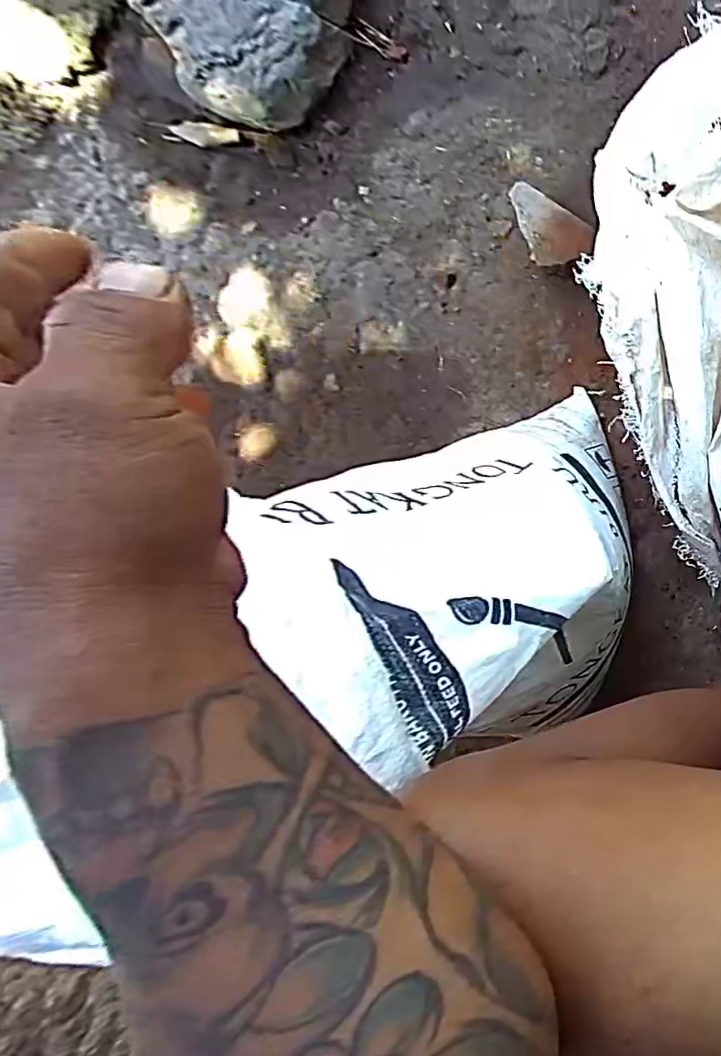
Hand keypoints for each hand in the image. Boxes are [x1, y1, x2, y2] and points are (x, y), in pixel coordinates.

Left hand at [0, 228, 244, 720]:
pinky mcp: (78, 503)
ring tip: (173, 361)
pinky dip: (146, 421)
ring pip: (69, 397)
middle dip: (81, 320)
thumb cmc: (93, 513)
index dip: (32, 264)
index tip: (82, 250)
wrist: (120, 624)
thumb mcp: (111, 405)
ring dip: (123, 374)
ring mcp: (28, 469)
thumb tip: (143, 280)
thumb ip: (119, 331)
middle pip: (19, 347)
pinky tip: (186, 420)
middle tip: (137, 303)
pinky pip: (106, 442)